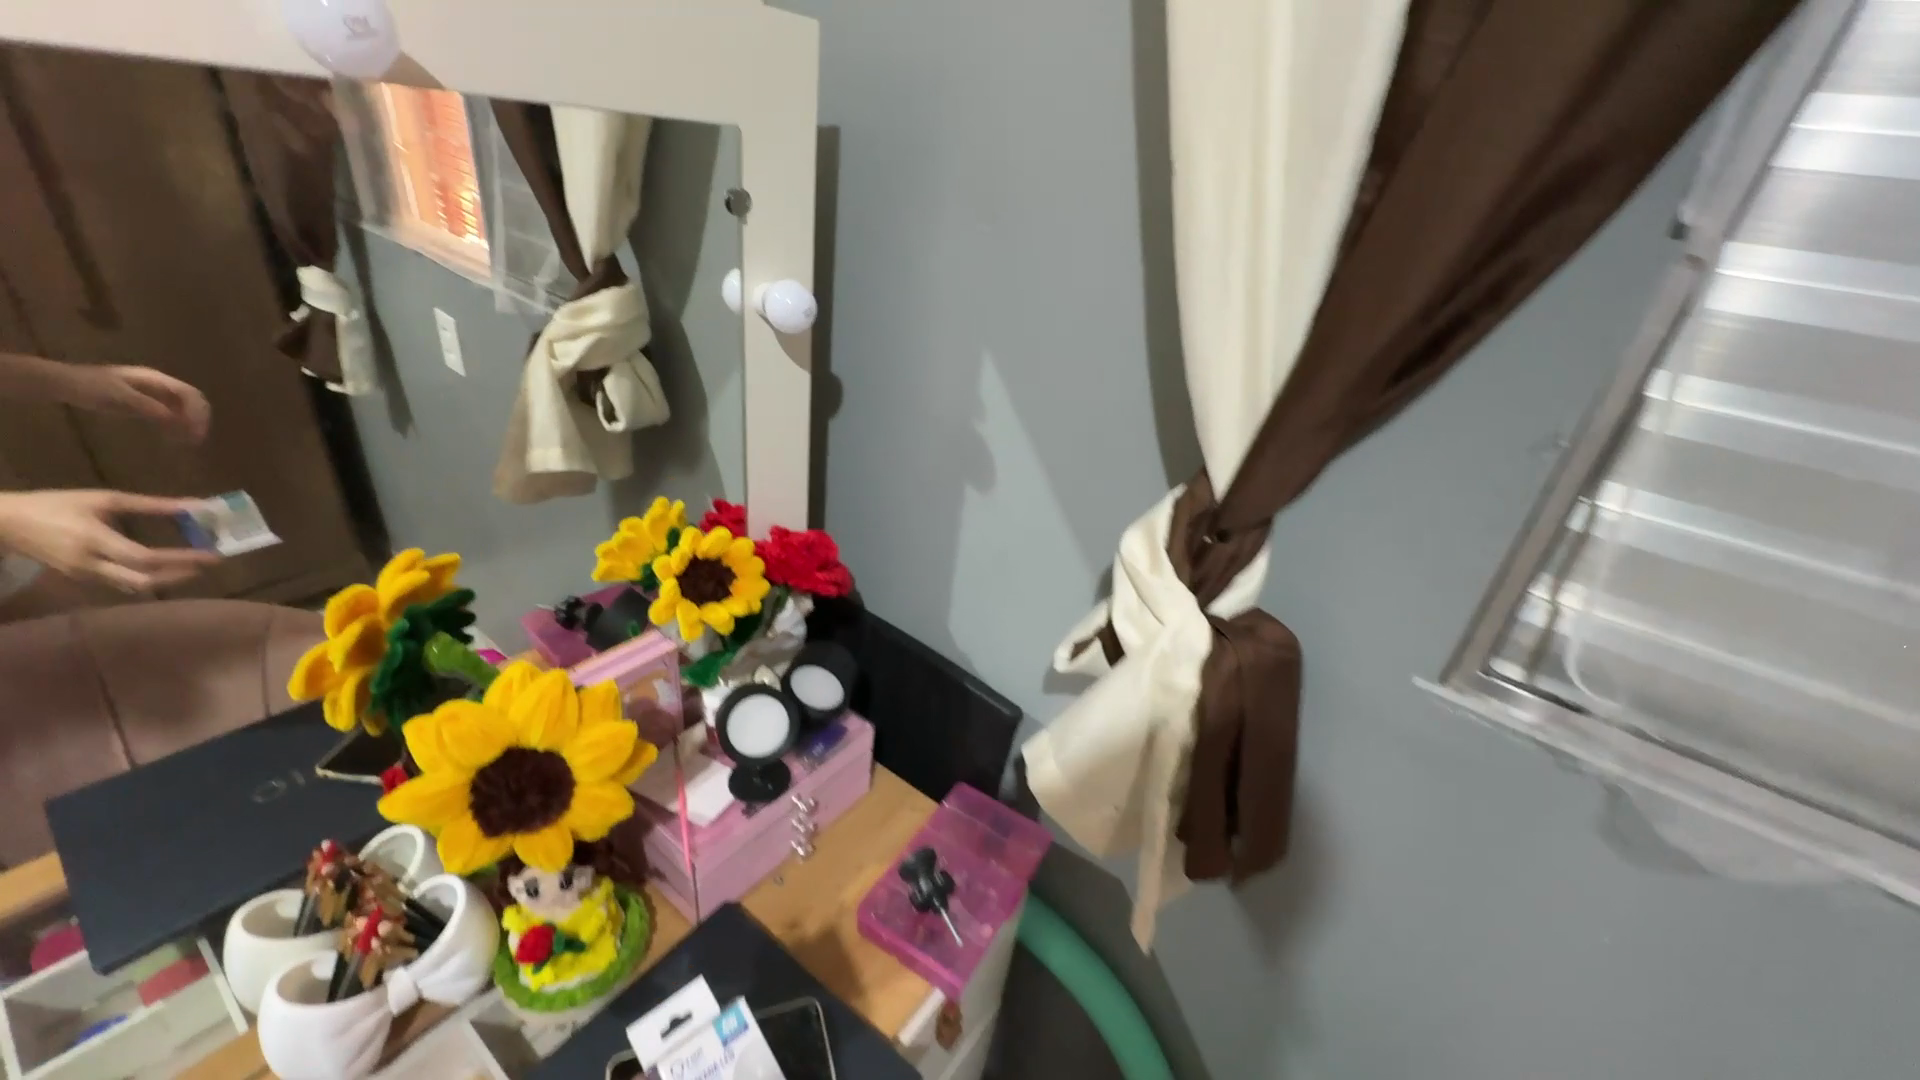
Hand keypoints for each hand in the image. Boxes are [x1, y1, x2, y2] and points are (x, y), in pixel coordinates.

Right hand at [0, 490, 220, 591]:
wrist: (4, 523)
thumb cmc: (56, 505)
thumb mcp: (104, 499)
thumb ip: (152, 505)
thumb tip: (197, 506)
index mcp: (94, 540)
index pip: (146, 558)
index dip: (181, 559)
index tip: (212, 555)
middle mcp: (89, 564)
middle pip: (142, 581)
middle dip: (180, 576)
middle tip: (208, 564)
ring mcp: (83, 575)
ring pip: (133, 587)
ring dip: (167, 580)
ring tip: (194, 566)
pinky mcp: (80, 579)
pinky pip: (121, 585)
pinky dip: (149, 580)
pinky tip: (166, 570)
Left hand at [55, 365, 209, 442]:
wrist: (61, 384)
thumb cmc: (89, 386)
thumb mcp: (117, 396)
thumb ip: (145, 405)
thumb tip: (173, 418)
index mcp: (156, 379)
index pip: (189, 394)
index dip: (197, 412)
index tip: (195, 431)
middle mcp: (159, 385)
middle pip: (191, 401)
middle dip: (198, 419)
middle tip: (196, 439)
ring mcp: (152, 394)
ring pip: (182, 409)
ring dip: (189, 424)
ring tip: (188, 441)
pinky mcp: (144, 404)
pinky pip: (169, 414)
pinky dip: (176, 425)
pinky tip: (173, 437)